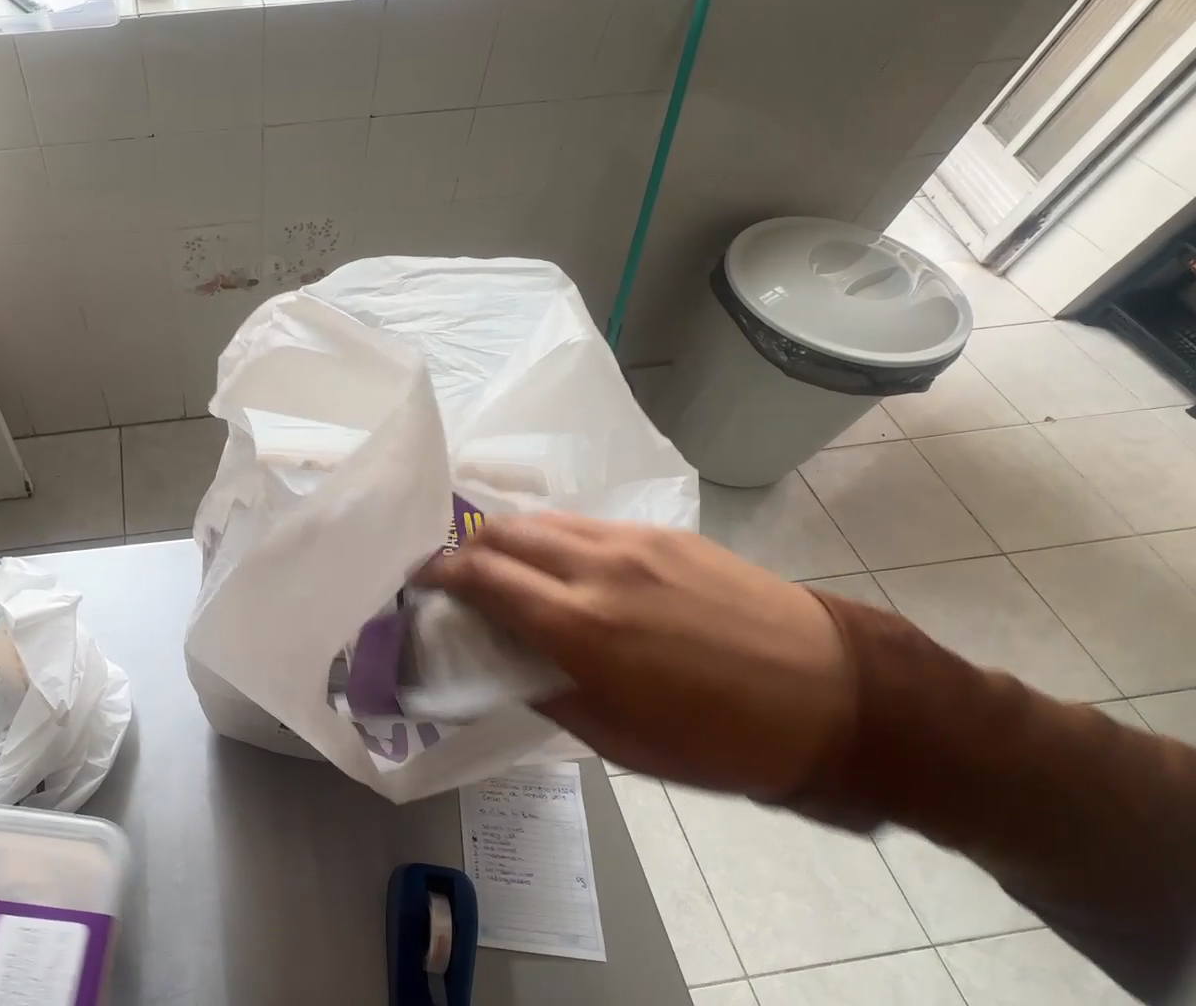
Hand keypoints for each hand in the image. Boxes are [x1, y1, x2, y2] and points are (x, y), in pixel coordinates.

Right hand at [416, 512, 853, 799]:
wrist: (841, 700)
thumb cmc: (723, 741)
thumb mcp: (620, 740)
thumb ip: (548, 691)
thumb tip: (507, 662)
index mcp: (580, 626)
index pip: (481, 576)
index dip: (439, 574)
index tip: (420, 583)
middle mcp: (598, 568)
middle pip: (503, 533)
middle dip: (466, 550)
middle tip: (457, 578)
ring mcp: (636, 542)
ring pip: (544, 520)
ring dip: (509, 539)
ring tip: (505, 569)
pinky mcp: (668, 535)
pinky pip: (588, 526)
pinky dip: (556, 539)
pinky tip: (566, 568)